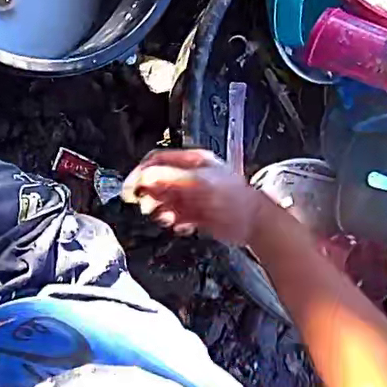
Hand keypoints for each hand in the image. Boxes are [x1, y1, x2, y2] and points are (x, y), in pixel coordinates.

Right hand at [122, 148, 270, 245]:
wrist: (255, 223)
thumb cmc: (236, 199)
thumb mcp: (199, 183)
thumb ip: (170, 179)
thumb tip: (145, 177)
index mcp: (192, 162)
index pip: (156, 161)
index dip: (140, 173)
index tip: (131, 188)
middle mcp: (191, 177)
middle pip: (157, 181)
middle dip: (148, 195)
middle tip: (146, 206)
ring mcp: (193, 196)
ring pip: (164, 201)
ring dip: (160, 211)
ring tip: (165, 218)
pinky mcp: (196, 214)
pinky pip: (175, 216)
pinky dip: (172, 221)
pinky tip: (179, 225)